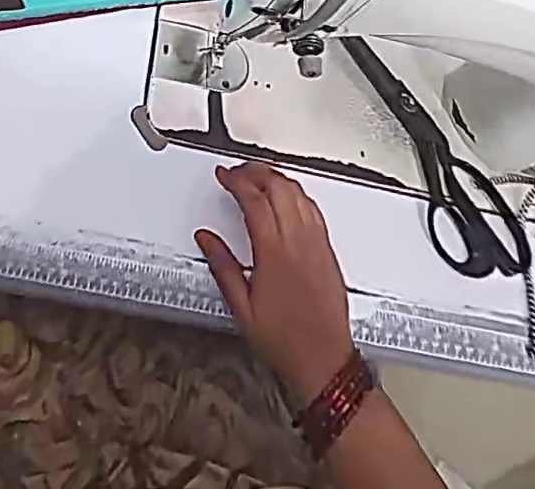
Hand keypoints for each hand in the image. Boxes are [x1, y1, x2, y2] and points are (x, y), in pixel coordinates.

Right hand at [195, 163, 355, 403]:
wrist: (325, 363)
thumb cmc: (285, 341)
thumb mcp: (242, 308)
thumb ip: (222, 267)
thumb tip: (206, 238)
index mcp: (274, 252)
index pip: (254, 199)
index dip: (237, 180)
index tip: (224, 175)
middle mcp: (298, 242)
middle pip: (278, 187)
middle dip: (256, 171)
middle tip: (239, 172)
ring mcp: (316, 243)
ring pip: (298, 193)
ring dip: (277, 178)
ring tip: (259, 178)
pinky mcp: (328, 250)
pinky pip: (313, 208)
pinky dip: (297, 193)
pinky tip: (288, 196)